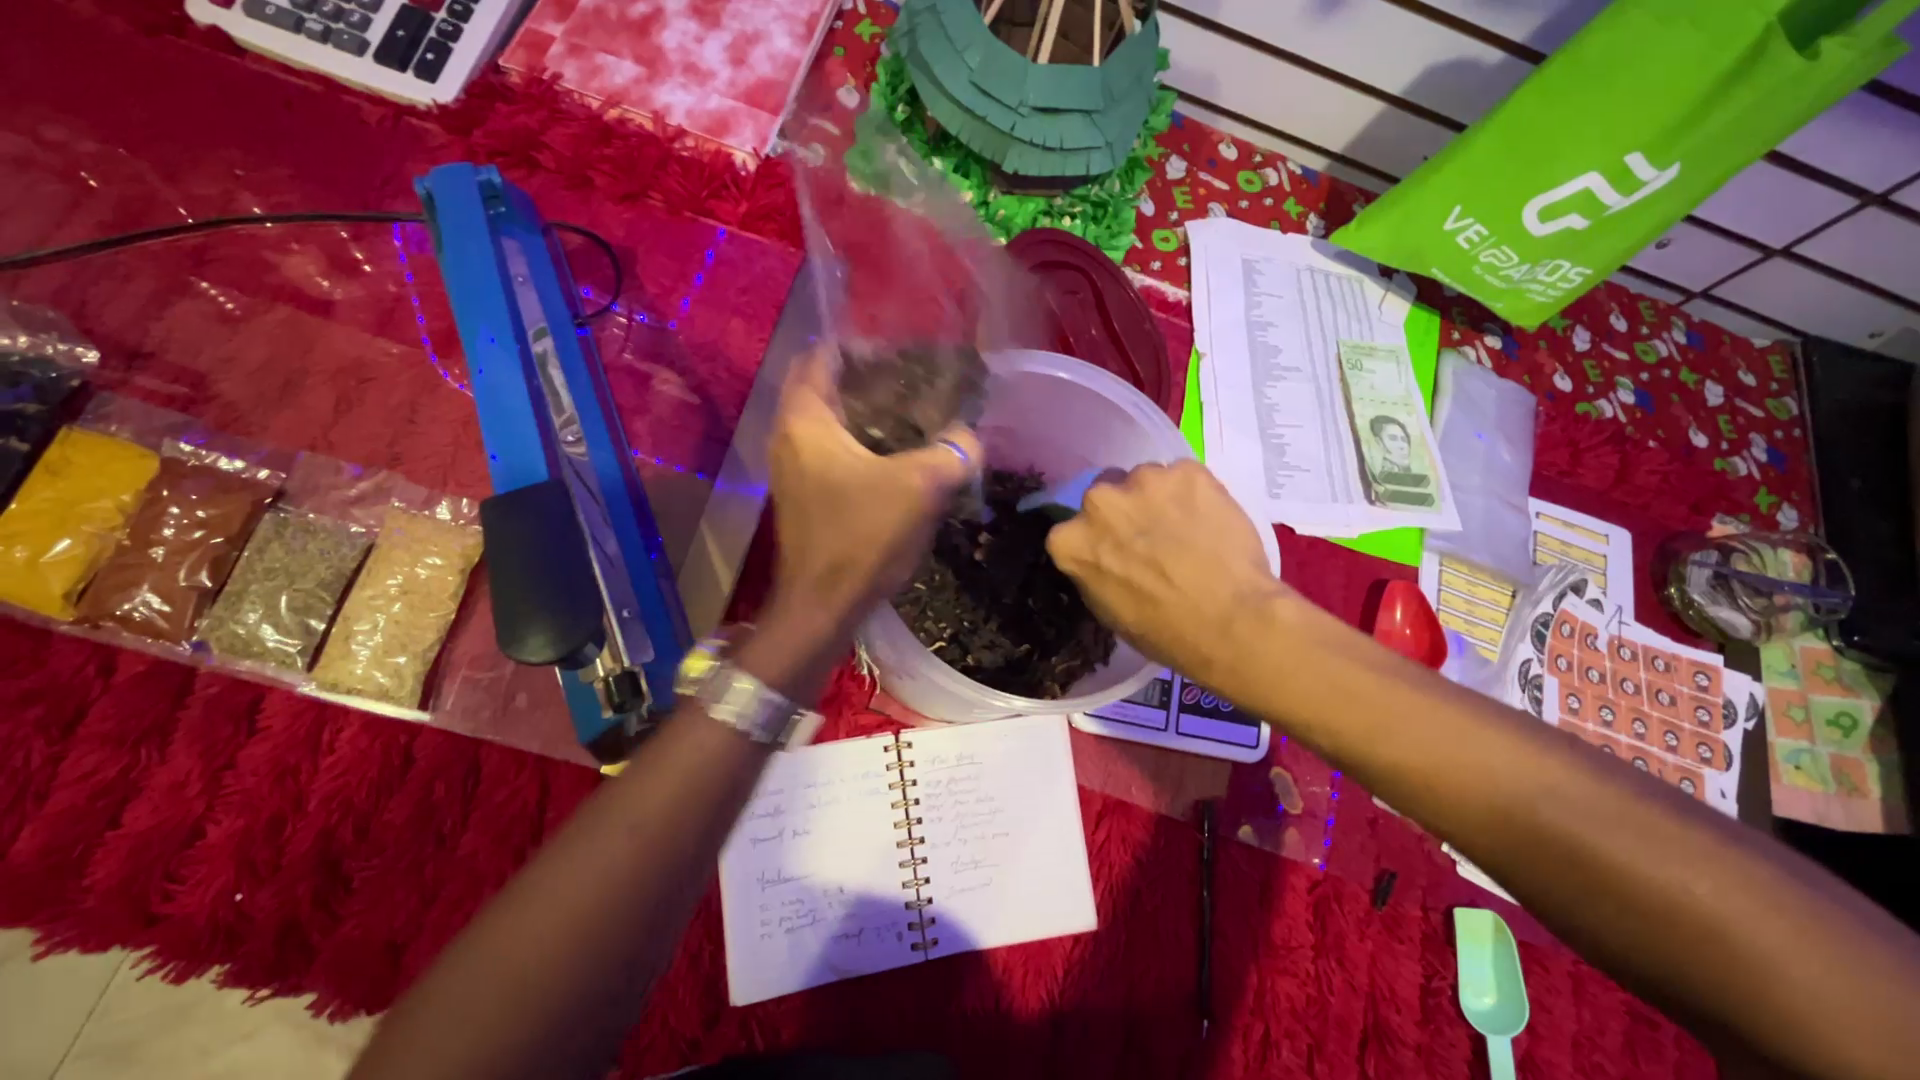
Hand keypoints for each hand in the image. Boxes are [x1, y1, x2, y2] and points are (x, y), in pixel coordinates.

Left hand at [764, 346, 981, 627]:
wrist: (821, 608)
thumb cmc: (861, 538)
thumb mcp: (920, 487)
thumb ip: (953, 451)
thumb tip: (969, 438)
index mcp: (805, 420)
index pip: (823, 356)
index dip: (863, 347)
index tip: (904, 353)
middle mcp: (788, 436)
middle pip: (824, 386)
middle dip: (867, 379)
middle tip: (914, 383)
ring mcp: (792, 469)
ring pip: (828, 422)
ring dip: (865, 413)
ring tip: (913, 416)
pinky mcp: (804, 495)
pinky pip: (831, 451)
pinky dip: (860, 443)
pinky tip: (898, 457)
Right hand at [1046, 461, 1287, 683]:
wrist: (1229, 621)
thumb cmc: (1163, 630)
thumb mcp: (1106, 609)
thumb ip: (1093, 568)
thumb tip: (1104, 556)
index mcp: (1069, 539)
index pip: (1074, 528)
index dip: (1099, 538)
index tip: (1117, 551)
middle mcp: (1098, 500)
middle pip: (1106, 493)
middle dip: (1125, 511)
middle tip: (1153, 537)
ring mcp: (1144, 480)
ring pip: (1147, 480)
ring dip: (1160, 499)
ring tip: (1188, 530)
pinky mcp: (1187, 471)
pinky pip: (1185, 476)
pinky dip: (1195, 493)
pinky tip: (1211, 521)